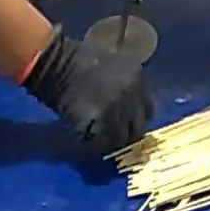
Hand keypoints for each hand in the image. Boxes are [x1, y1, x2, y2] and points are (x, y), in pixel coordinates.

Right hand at [21, 28, 154, 153]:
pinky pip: (101, 142)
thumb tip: (126, 111)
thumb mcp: (115, 67)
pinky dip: (94, 146)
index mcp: (138, 79)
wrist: (61, 67)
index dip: (136, 123)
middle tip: (112, 140)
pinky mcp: (98, 121)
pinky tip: (87, 140)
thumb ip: (126, 87)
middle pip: (136, 129)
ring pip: (119, 139)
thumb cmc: (82, 64)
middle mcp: (131, 94)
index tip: (126, 128)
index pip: (148, 112)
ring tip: (98, 142)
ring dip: (109, 144)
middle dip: (124, 137)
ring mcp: (115, 109)